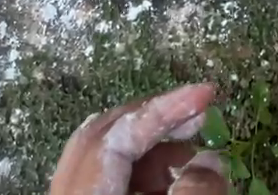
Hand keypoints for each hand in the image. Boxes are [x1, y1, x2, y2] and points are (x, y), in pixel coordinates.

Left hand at [49, 84, 228, 194]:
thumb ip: (195, 192)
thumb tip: (210, 160)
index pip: (116, 134)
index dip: (163, 107)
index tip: (208, 93)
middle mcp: (67, 193)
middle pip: (102, 135)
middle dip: (155, 118)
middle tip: (199, 111)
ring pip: (108, 161)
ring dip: (155, 148)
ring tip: (197, 153)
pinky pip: (111, 181)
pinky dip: (146, 173)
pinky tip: (177, 180)